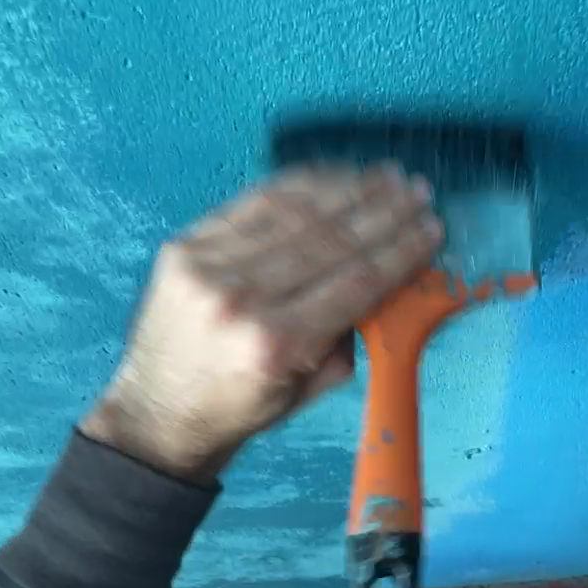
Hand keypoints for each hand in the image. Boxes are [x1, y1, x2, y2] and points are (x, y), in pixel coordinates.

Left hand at [80, 166, 443, 477]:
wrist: (157, 412)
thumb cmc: (244, 408)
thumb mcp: (311, 388)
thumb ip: (350, 333)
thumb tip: (388, 276)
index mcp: (277, 345)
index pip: (356, 281)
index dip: (399, 250)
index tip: (430, 227)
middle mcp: (240, 300)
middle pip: (331, 240)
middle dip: (383, 211)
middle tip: (417, 190)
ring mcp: (208, 266)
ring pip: (294, 212)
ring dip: (348, 189)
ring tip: (384, 175)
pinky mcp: (186, 244)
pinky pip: (254, 202)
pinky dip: (300, 184)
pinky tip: (334, 176)